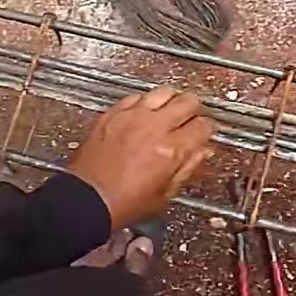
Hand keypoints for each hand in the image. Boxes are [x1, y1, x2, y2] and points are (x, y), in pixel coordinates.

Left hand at [66, 87, 216, 231]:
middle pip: (187, 101)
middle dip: (195, 109)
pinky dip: (145, 101)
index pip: (202, 126)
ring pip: (163, 92)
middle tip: (192, 118)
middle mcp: (153, 127)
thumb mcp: (165, 194)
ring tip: (171, 109)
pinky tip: (146, 111)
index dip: (208, 128)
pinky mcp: (113, 114)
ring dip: (172, 99)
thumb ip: (188, 168)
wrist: (87, 199)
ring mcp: (131, 117)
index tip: (207, 130)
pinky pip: (136, 96)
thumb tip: (203, 151)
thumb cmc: (123, 203)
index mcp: (171, 150)